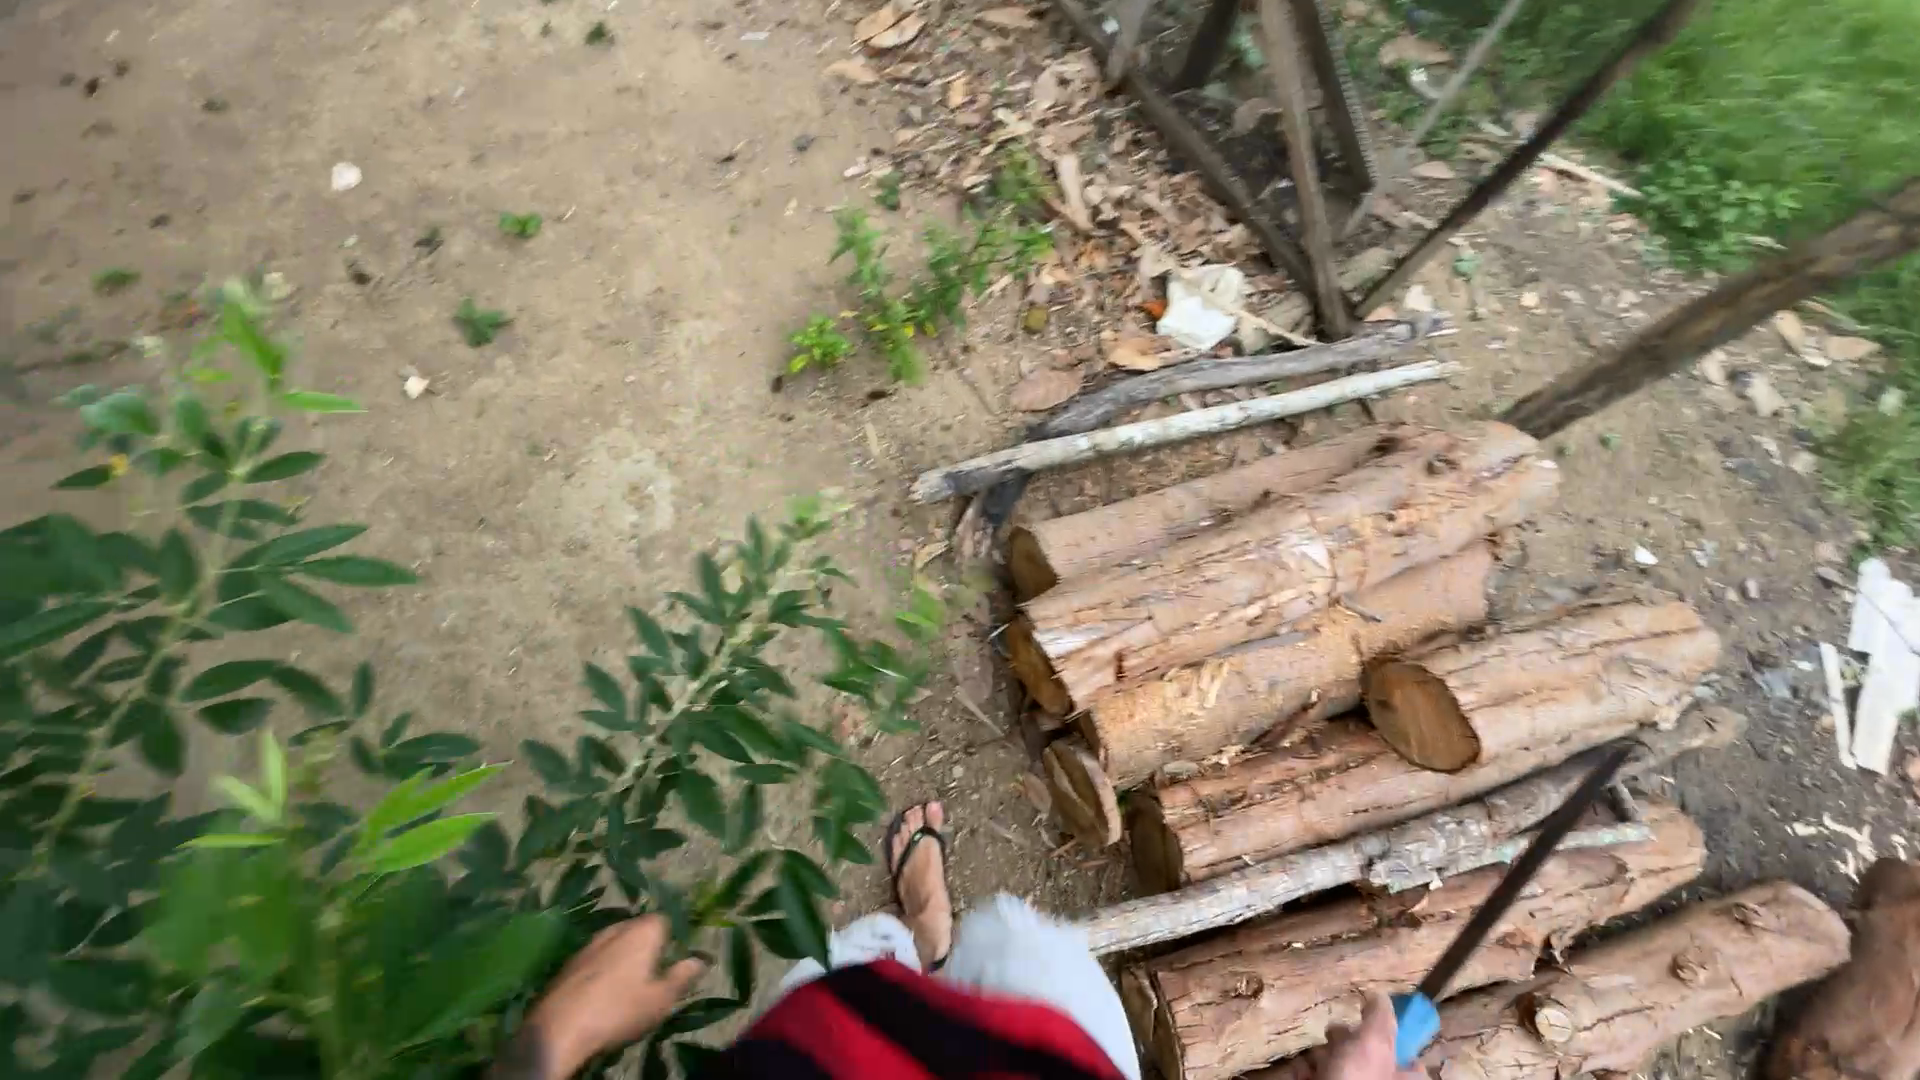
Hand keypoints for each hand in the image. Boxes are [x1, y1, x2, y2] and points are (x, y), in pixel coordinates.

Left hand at [520, 915, 704, 1078]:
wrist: (557, 1030)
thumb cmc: (618, 1010)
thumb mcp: (661, 999)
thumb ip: (683, 976)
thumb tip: (701, 960)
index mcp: (644, 931)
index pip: (665, 920)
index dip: (670, 939)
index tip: (671, 961)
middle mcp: (617, 928)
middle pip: (639, 929)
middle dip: (646, 945)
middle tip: (650, 975)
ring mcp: (589, 944)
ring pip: (615, 942)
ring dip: (621, 956)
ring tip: (624, 985)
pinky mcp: (568, 963)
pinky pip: (594, 958)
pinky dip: (600, 968)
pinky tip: (599, 993)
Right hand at [1312, 993, 1427, 1079]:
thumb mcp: (1372, 1045)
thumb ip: (1379, 1018)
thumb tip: (1381, 995)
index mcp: (1406, 1079)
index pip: (1408, 1055)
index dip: (1385, 1035)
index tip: (1363, 1020)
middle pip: (1363, 1052)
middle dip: (1341, 1042)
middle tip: (1334, 1041)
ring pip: (1336, 1061)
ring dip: (1321, 1057)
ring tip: (1317, 1064)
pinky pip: (1316, 1074)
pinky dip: (1307, 1072)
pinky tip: (1305, 1074)